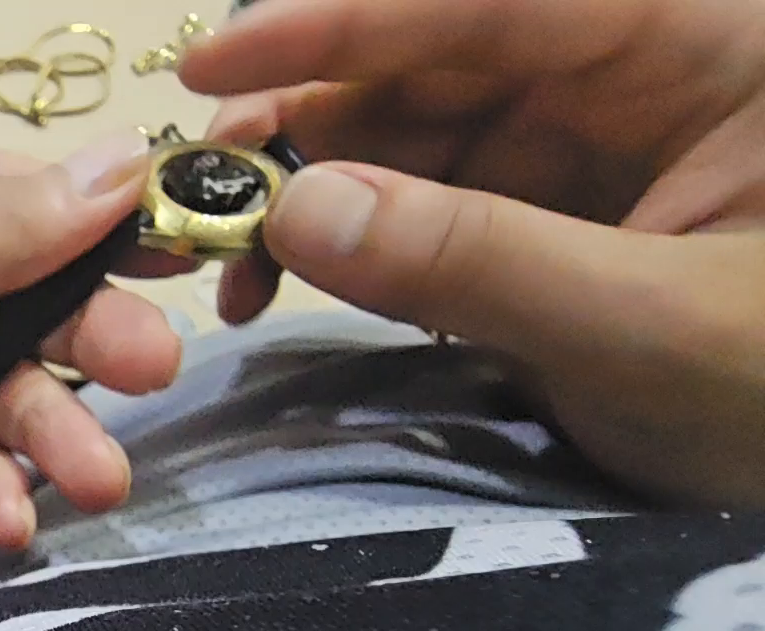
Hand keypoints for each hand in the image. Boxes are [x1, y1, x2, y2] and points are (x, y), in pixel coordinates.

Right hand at [183, 0, 764, 505]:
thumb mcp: (645, 326)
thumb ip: (469, 260)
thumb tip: (292, 210)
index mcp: (708, 45)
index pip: (493, 5)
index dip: (338, 26)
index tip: (207, 61)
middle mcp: (620, 86)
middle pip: (418, 77)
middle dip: (291, 135)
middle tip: (195, 203)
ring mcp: (558, 165)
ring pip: (388, 155)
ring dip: (290, 204)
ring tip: (224, 271)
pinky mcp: (510, 233)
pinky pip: (391, 223)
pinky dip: (318, 254)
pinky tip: (270, 288)